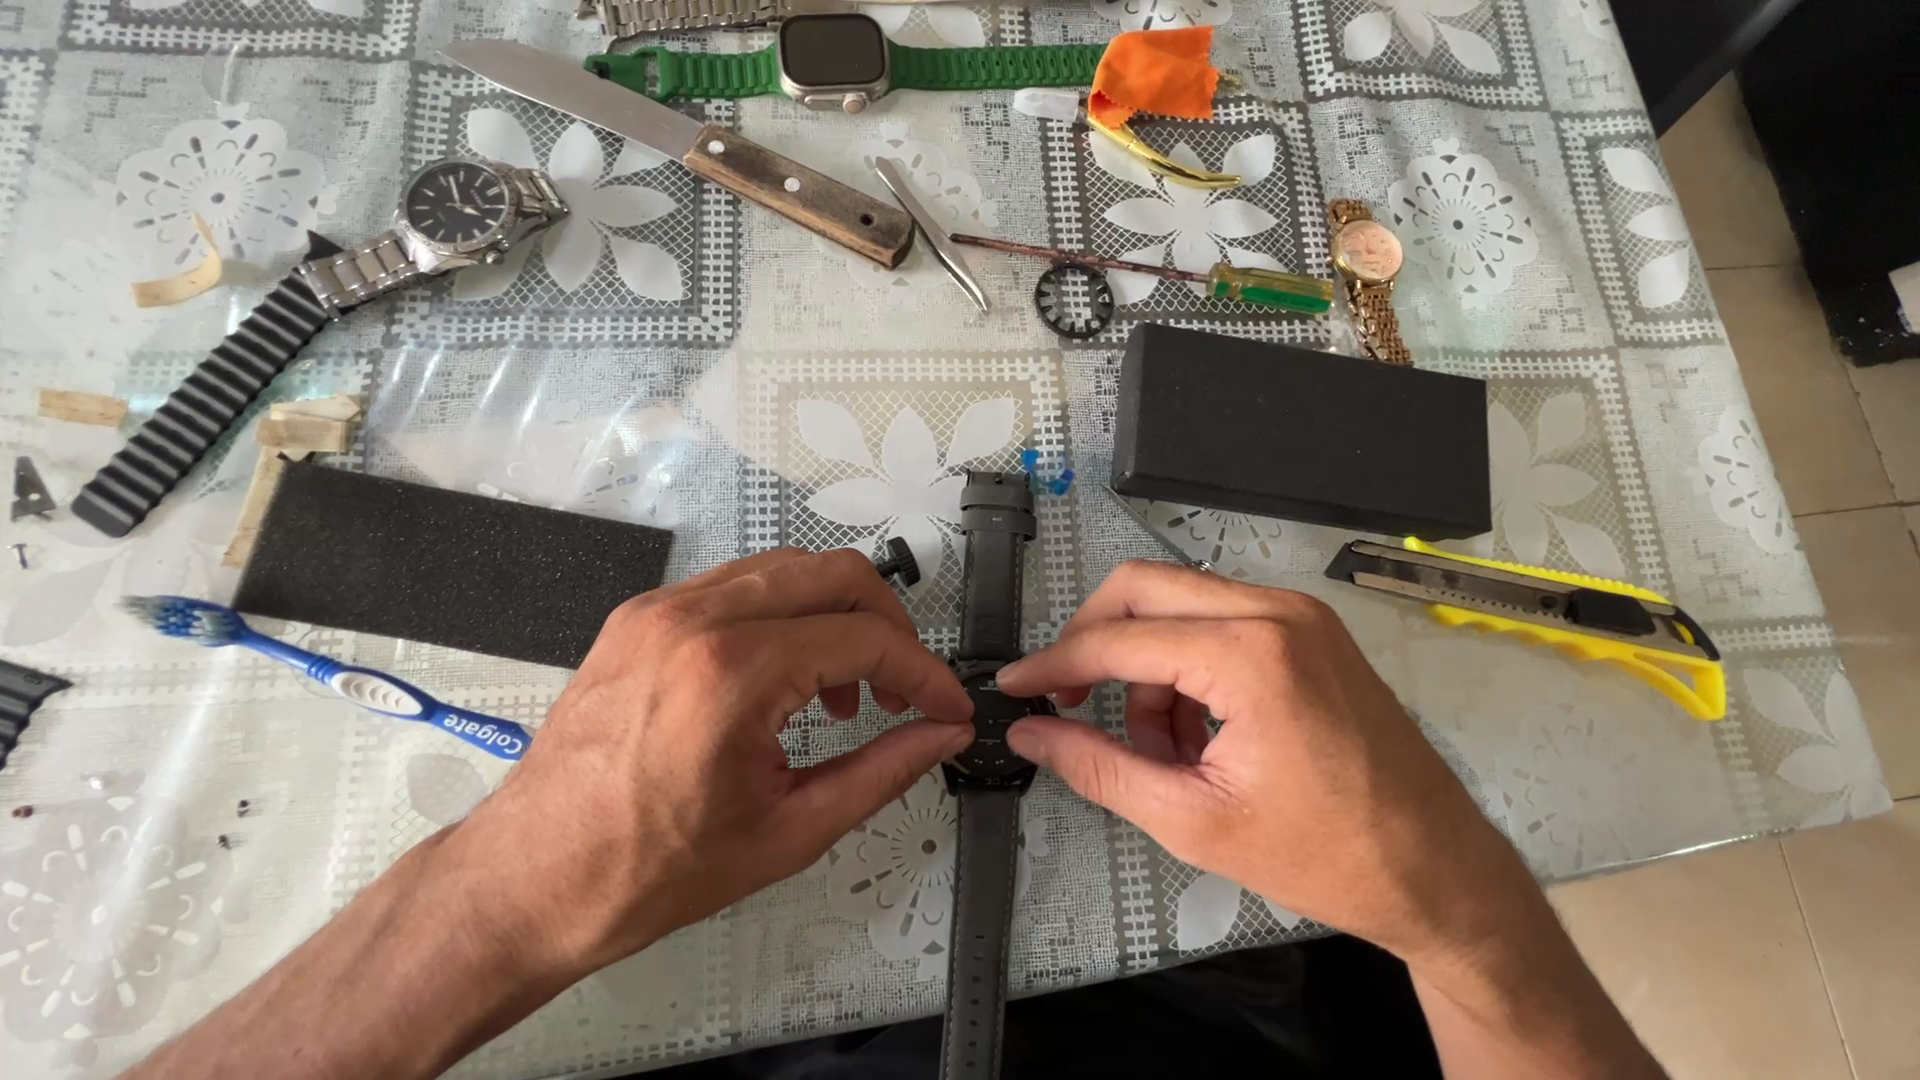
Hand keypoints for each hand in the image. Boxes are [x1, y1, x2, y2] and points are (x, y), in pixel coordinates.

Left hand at [450, 548, 974, 978]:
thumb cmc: (646, 870)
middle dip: (889, 624)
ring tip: (843, 691)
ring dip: (837, 615)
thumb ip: (884, 772)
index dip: (923, 672)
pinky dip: (786, 614)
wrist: (529, 881)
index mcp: (732, 674)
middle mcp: (694, 619)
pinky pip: (740, 584)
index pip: (864, 637)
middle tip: (904, 686)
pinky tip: (787, 674)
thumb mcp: (790, 831)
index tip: (944, 706)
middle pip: (835, 573)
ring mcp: (660, 609)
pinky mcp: (640, 615)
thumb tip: (940, 735)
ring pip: (789, 567)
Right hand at [995, 560, 1529, 962]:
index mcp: (1250, 655)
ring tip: (1159, 746)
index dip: (1053, 663)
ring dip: (1145, 664)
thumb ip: (1097, 766)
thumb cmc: (1325, 854)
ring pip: (1177, 603)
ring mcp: (1297, 614)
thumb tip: (1030, 734)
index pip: (1117, 639)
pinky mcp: (1307, 629)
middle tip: (1069, 699)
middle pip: (1141, 588)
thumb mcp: (1192, 820)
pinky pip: (1217, 620)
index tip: (1015, 688)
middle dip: (1091, 641)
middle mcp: (1274, 611)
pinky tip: (1198, 732)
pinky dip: (1185, 665)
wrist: (1439, 869)